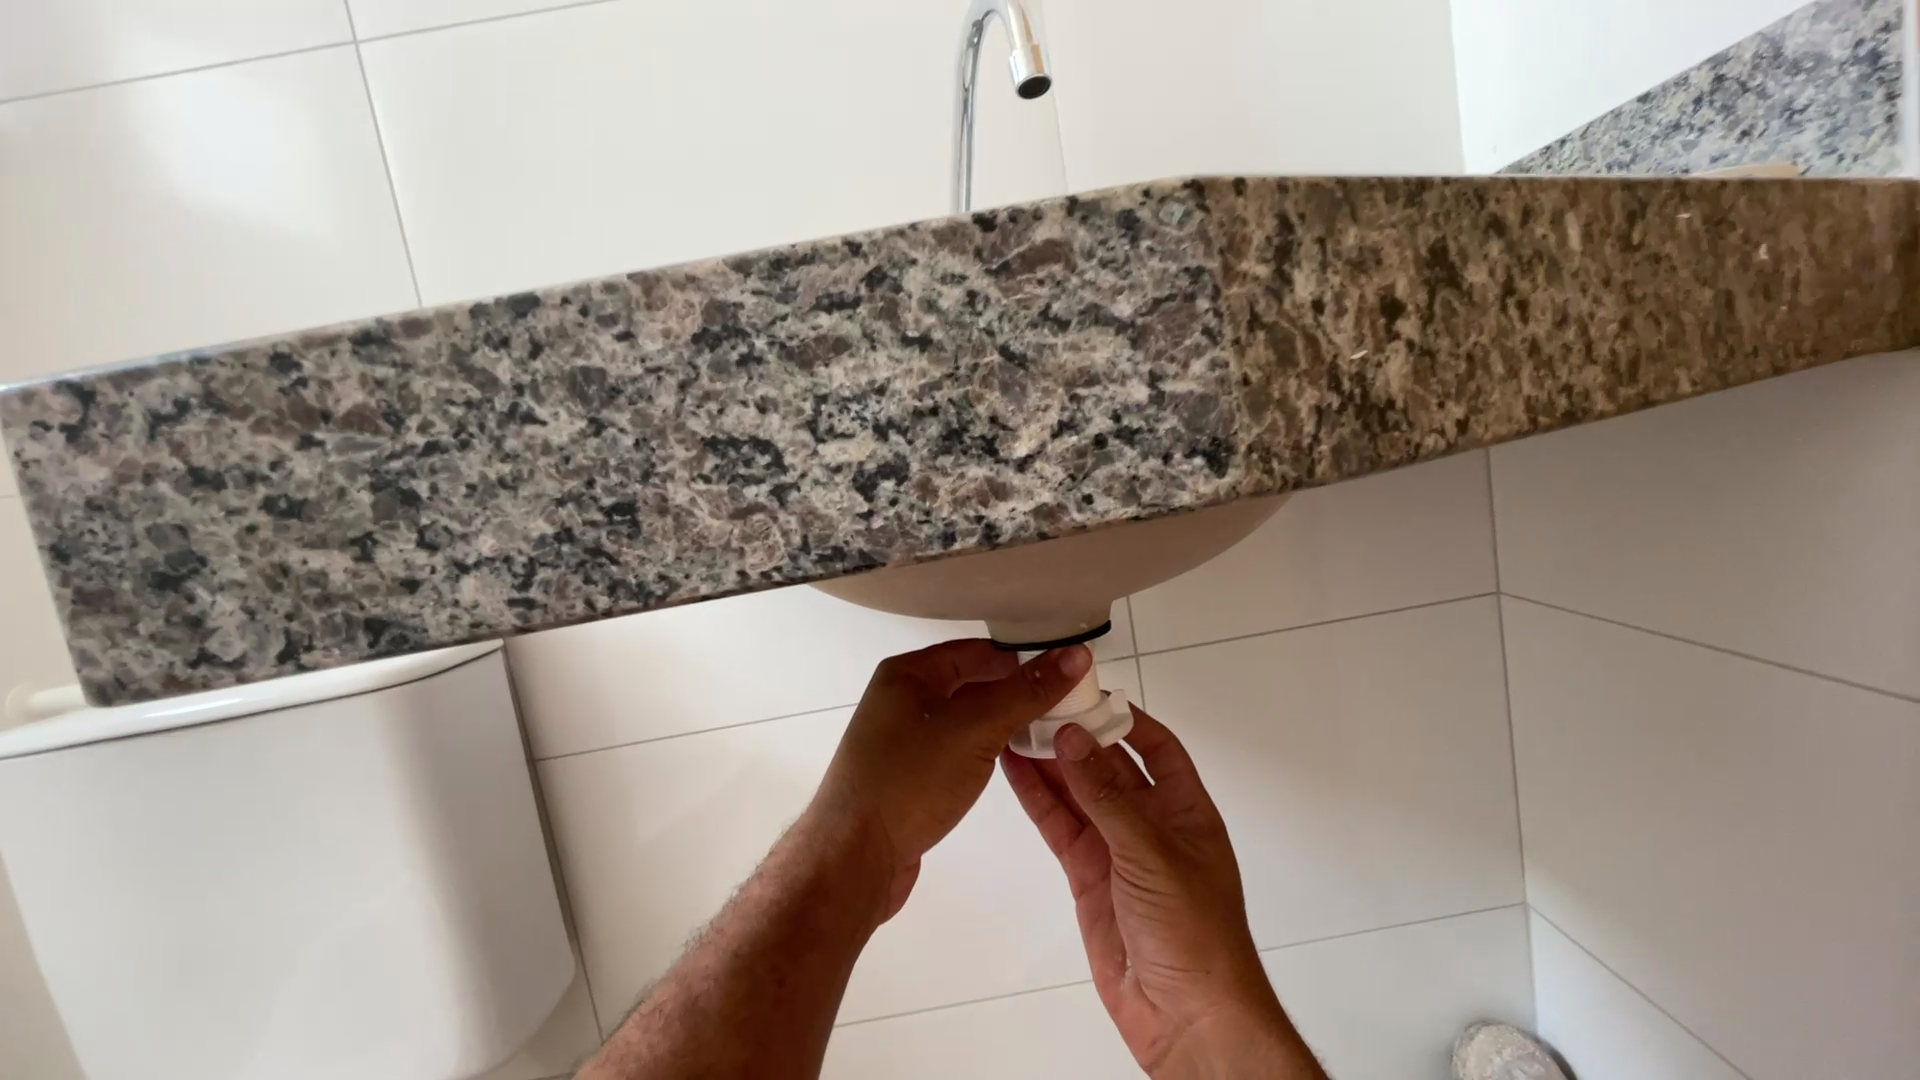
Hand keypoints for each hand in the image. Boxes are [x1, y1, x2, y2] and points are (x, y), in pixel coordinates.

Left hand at [809, 639, 1091, 922]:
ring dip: (1003, 721)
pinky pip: (956, 748)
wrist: (854, 858)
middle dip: (1017, 690)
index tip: (1068, 668)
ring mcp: (901, 739)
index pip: (977, 651)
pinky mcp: (908, 774)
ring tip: (1052, 728)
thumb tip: (1076, 654)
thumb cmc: (910, 780)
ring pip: (965, 718)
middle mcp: (901, 698)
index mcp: (907, 673)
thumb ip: (1027, 692)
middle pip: (971, 682)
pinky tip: (1013, 759)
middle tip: (1069, 700)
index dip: (1022, 656)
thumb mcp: (975, 729)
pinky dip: (985, 748)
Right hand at [1002, 709, 1326, 1078]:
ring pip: (1077, 794)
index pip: (1157, 748)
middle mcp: (1150, 823)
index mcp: (1185, 809)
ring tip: (1015, 729)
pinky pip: (1060, 827)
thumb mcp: (1150, 851)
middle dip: (1077, 737)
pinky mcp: (1088, 875)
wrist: (1185, 1017)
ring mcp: (1116, 849)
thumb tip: (1073, 737)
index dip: (1126, 718)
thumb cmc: (1195, 932)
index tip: (1087, 694)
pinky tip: (1015, 773)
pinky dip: (1038, 800)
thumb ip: (1106, 794)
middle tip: (1038, 706)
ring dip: (1049, 764)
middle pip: (1109, 766)